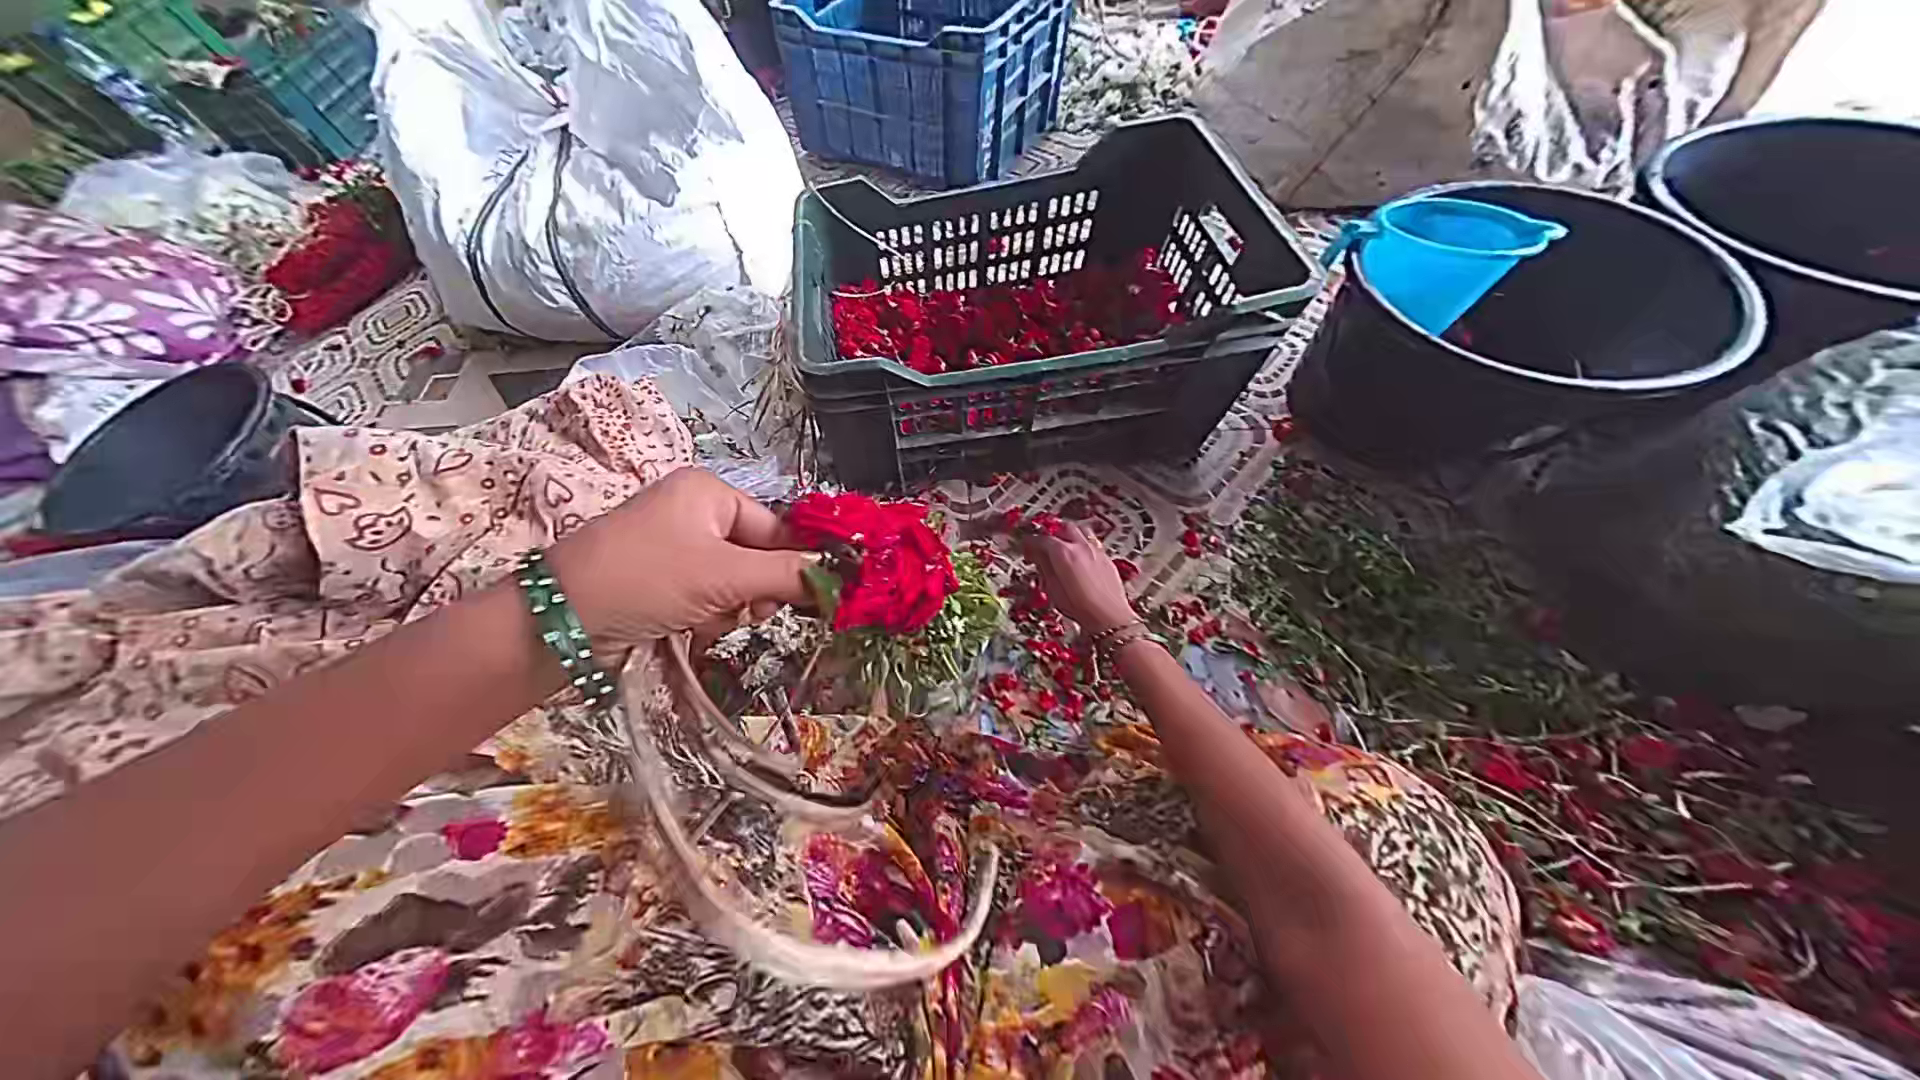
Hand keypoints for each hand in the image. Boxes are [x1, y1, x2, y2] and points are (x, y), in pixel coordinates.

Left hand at [543, 468, 813, 649]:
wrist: (559, 623)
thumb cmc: (646, 578)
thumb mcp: (724, 574)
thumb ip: (787, 574)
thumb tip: (839, 575)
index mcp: (710, 493)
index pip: (777, 527)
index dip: (796, 562)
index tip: (816, 596)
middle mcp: (696, 514)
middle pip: (759, 557)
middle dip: (755, 589)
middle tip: (746, 608)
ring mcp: (678, 549)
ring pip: (738, 583)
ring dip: (732, 607)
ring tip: (706, 617)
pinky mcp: (665, 581)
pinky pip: (711, 597)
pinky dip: (708, 615)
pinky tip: (690, 626)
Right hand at [1024, 520, 1138, 634]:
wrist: (1109, 617)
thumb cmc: (1081, 607)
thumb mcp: (1052, 589)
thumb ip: (1043, 568)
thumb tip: (1037, 557)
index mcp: (1063, 553)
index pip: (1041, 540)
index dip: (1030, 544)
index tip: (1027, 549)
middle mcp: (1080, 547)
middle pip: (1063, 529)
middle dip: (1051, 535)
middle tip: (1044, 547)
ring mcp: (1096, 551)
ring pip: (1081, 531)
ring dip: (1069, 536)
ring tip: (1063, 548)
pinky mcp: (1106, 558)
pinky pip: (1092, 543)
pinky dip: (1082, 545)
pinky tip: (1079, 558)